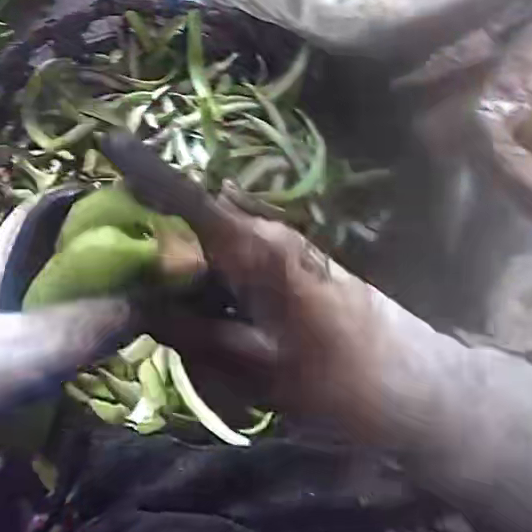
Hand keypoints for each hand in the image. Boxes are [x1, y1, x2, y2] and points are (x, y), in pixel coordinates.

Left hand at [0, 205, 129, 531]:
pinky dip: (70, 324)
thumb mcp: (14, 354)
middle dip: (97, 251)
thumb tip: (145, 301)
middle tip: (147, 265)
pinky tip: (92, 342)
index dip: (86, 205)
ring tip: (133, 300)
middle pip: (52, 249)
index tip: (135, 213)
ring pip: (47, 287)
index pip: (43, 212)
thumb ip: (78, 328)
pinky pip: (39, 323)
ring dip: (85, 289)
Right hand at [105, 137, 531, 531]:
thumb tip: (132, 303)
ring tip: (142, 281)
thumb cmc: (339, 382)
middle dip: (146, 221)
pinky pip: (227, 247)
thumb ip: (188, 333)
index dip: (145, 170)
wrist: (425, 389)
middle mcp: (263, 231)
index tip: (107, 142)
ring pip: (208, 232)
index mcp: (254, 250)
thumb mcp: (255, 368)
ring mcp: (277, 240)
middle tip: (106, 250)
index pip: (188, 199)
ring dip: (175, 248)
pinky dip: (200, 262)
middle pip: (189, 212)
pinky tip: (190, 296)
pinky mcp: (285, 256)